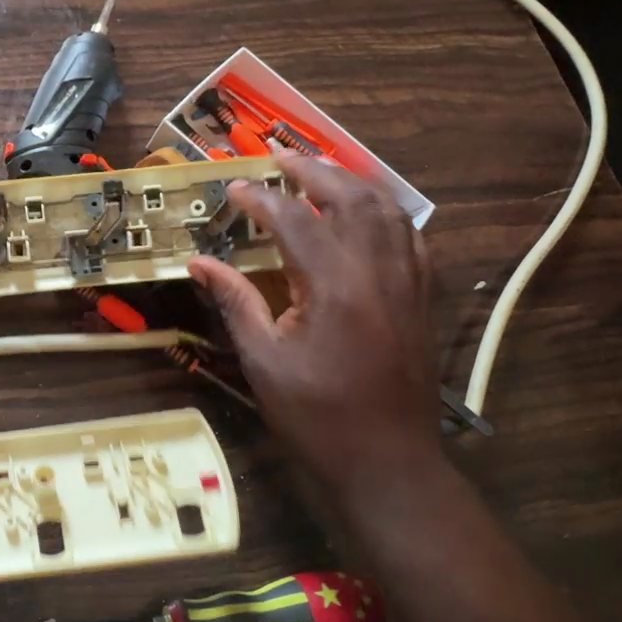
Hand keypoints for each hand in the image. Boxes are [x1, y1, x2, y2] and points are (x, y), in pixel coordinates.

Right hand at [189, 154, 438, 492]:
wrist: (388, 464)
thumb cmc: (316, 418)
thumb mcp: (263, 361)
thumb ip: (236, 302)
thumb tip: (199, 263)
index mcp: (333, 288)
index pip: (294, 220)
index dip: (260, 198)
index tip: (232, 188)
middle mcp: (376, 273)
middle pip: (350, 198)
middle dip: (312, 170)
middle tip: (278, 157)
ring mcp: (407, 284)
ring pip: (387, 210)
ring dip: (352, 182)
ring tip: (319, 172)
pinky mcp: (421, 299)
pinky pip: (410, 237)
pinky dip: (385, 213)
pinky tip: (366, 215)